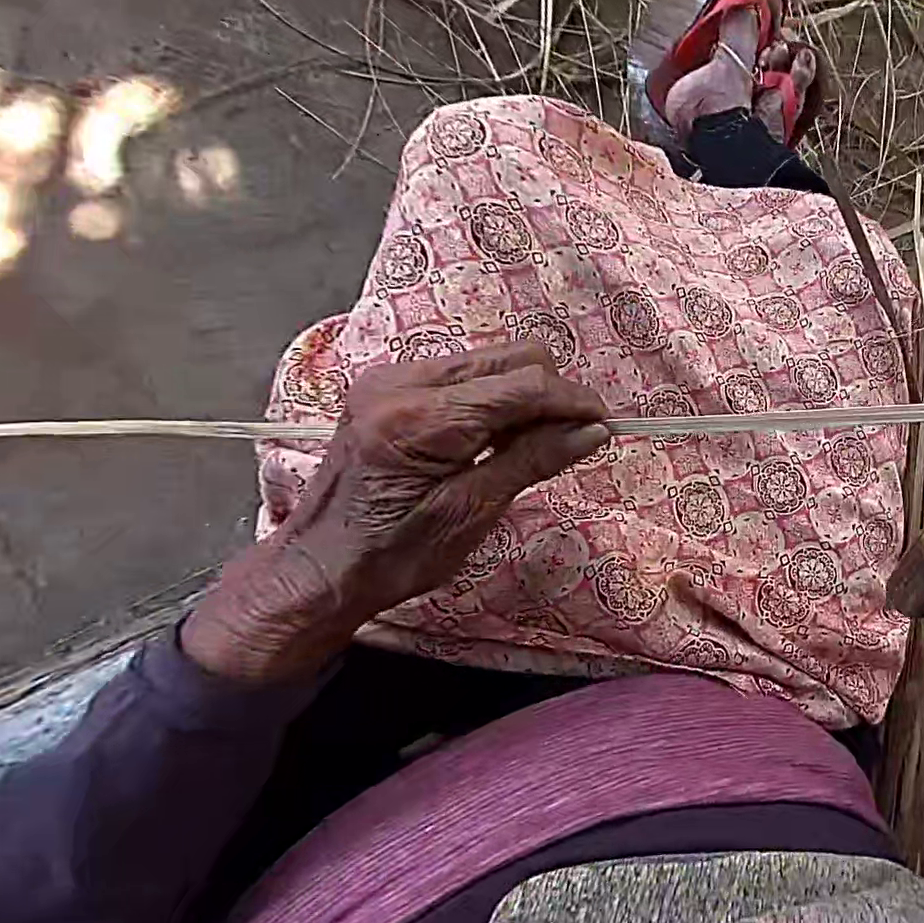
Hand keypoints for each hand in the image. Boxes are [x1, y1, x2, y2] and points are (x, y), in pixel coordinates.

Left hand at [182, 345, 608, 681]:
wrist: (318, 566)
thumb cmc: (394, 554)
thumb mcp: (473, 512)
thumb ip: (535, 460)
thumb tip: (594, 430)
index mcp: (421, 419)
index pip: (524, 385)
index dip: (574, 400)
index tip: (604, 424)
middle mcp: (405, 380)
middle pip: (514, 356)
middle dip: (553, 393)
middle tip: (567, 438)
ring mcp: (396, 376)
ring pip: (495, 358)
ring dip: (529, 394)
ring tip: (532, 441)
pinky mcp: (395, 383)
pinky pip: (471, 372)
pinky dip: (501, 397)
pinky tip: (498, 435)